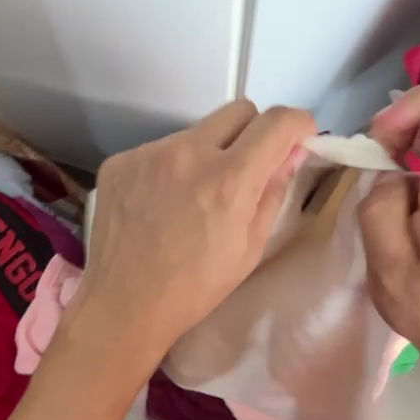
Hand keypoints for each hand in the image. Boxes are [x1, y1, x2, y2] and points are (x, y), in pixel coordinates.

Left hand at [73, 100, 315, 357]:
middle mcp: (188, 153)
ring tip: (191, 200)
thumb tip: (290, 155)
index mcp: (228, 180)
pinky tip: (158, 207)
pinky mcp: (120, 162)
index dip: (298, 126)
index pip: (277, 122)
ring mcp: (148, 153)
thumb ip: (273, 193)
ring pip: (194, 133)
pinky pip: (158, 150)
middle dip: (253, 134)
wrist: (124, 307)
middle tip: (246, 171)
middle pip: (238, 112)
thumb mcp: (248, 250)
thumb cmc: (194, 290)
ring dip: (205, 155)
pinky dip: (167, 170)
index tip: (299, 140)